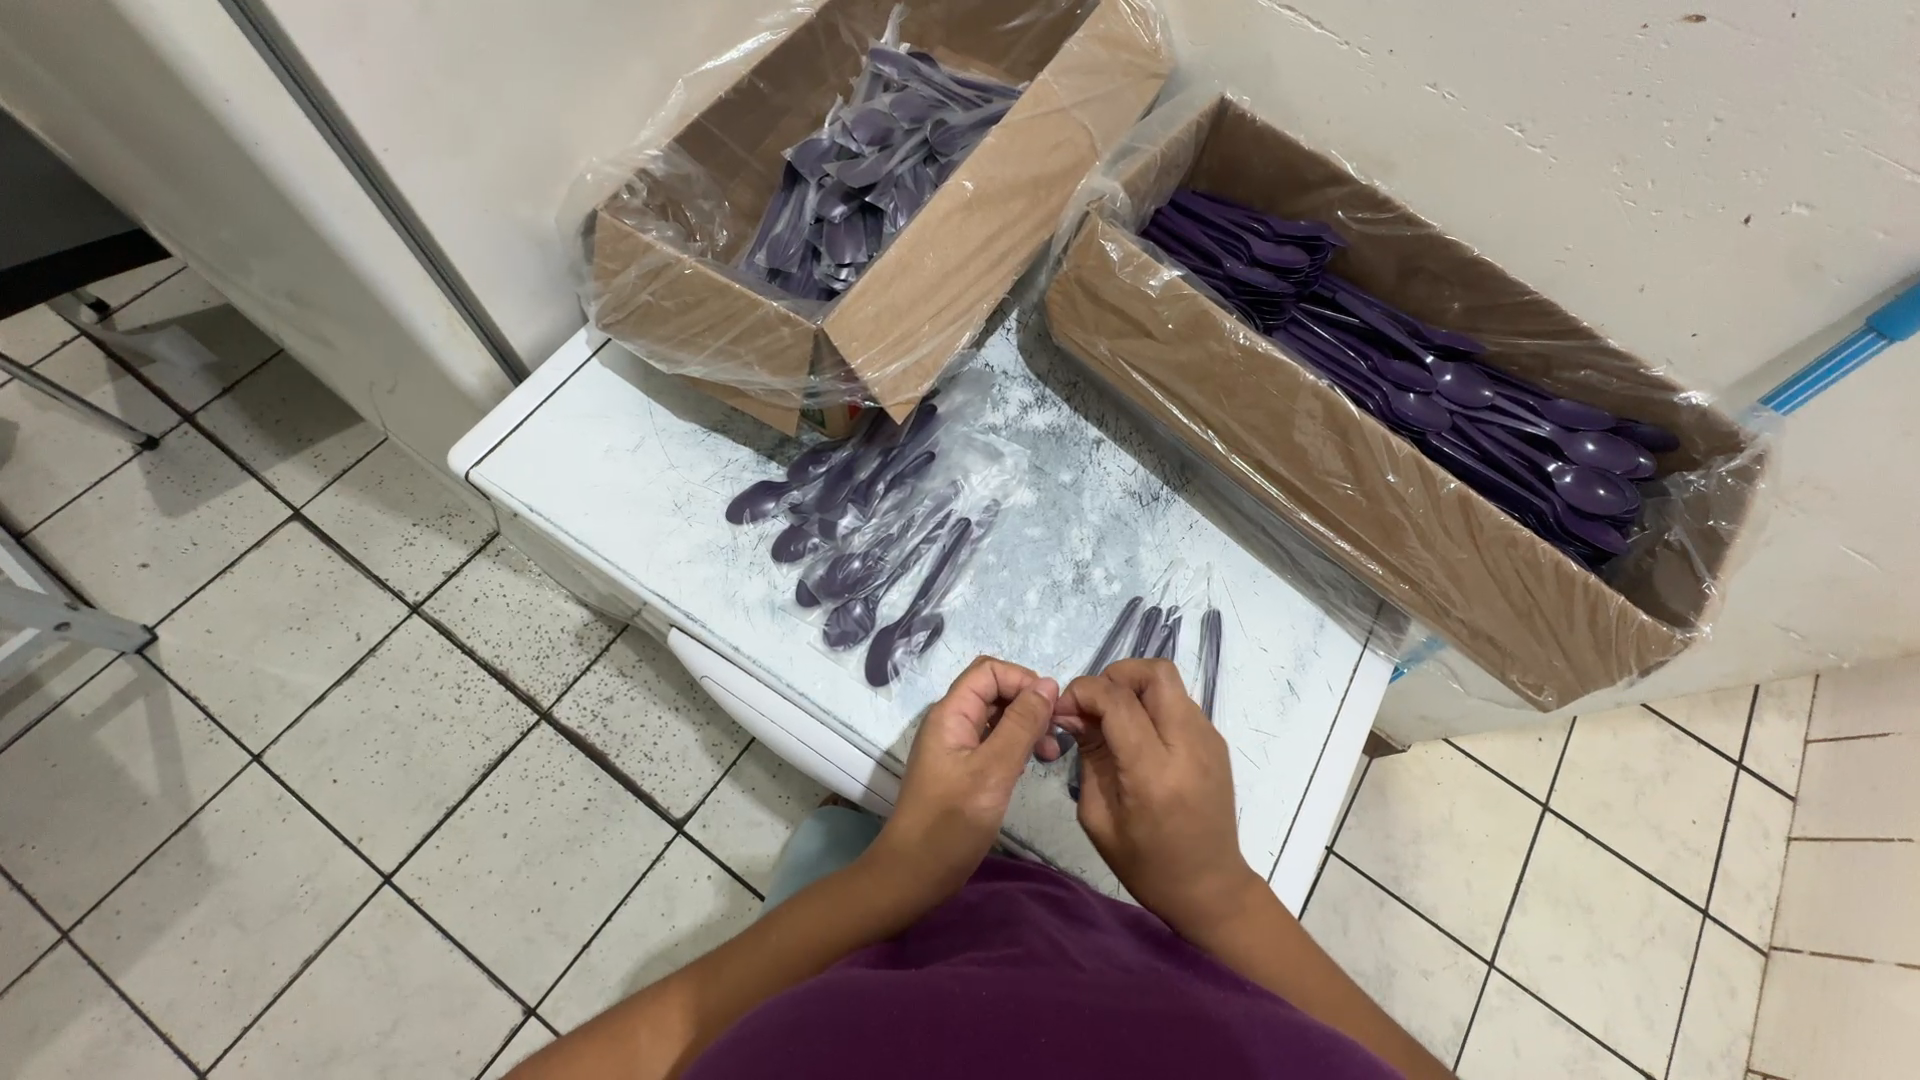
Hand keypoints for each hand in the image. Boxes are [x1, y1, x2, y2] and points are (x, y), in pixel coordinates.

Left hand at [869, 656, 1058, 900]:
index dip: (1023, 680)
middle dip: (1028, 702)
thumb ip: (1021, 725)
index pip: (989, 671)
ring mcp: (955, 746)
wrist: (913, 874)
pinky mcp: (962, 769)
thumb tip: (1047, 684)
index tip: (1053, 708)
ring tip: (1050, 752)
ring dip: (1026, 725)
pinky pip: (993, 741)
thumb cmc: (951, 823)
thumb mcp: (993, 771)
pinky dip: (1016, 745)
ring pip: (996, 716)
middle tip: (1057, 732)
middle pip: (993, 690)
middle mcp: (951, 722)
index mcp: (950, 714)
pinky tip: (1032, 764)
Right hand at [1055, 658, 1263, 935]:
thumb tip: (1072, 712)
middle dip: (1115, 676)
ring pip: (1169, 682)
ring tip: (1113, 720)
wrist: (1210, 888)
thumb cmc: (1146, 864)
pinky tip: (1138, 735)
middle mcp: (1188, 746)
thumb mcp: (1098, 817)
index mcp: (1154, 773)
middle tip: (1094, 704)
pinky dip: (1152, 704)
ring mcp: (1208, 741)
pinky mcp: (1216, 742)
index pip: (1118, 701)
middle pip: (1155, 672)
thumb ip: (1088, 755)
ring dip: (1134, 688)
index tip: (1064, 709)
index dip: (1084, 691)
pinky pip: (1179, 702)